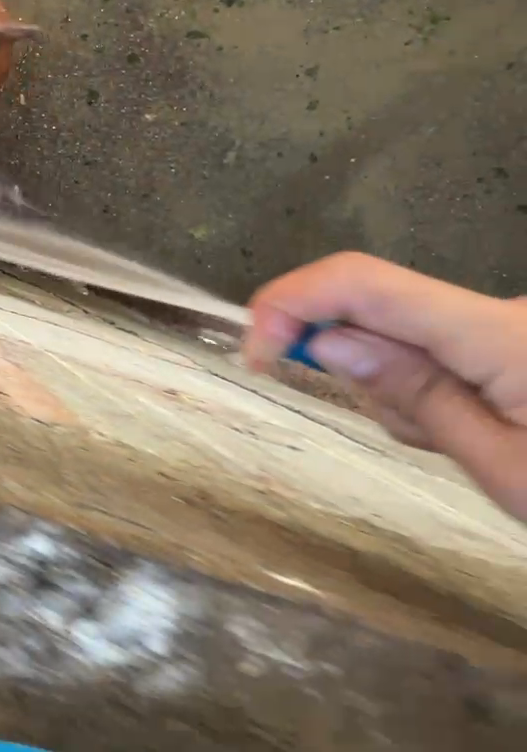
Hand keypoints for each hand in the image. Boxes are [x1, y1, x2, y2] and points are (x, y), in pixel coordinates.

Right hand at [243, 252, 526, 522]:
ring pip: (405, 332)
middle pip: (377, 311)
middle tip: (410, 435)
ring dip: (400, 384)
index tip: (254, 353)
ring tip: (460, 443)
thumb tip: (322, 343)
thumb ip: (414, 397)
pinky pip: (443, 343)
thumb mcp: (509, 472)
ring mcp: (520, 322)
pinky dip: (433, 383)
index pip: (359, 281)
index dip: (287, 303)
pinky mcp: (524, 337)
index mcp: (505, 336)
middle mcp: (512, 312)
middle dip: (359, 367)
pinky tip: (476, 426)